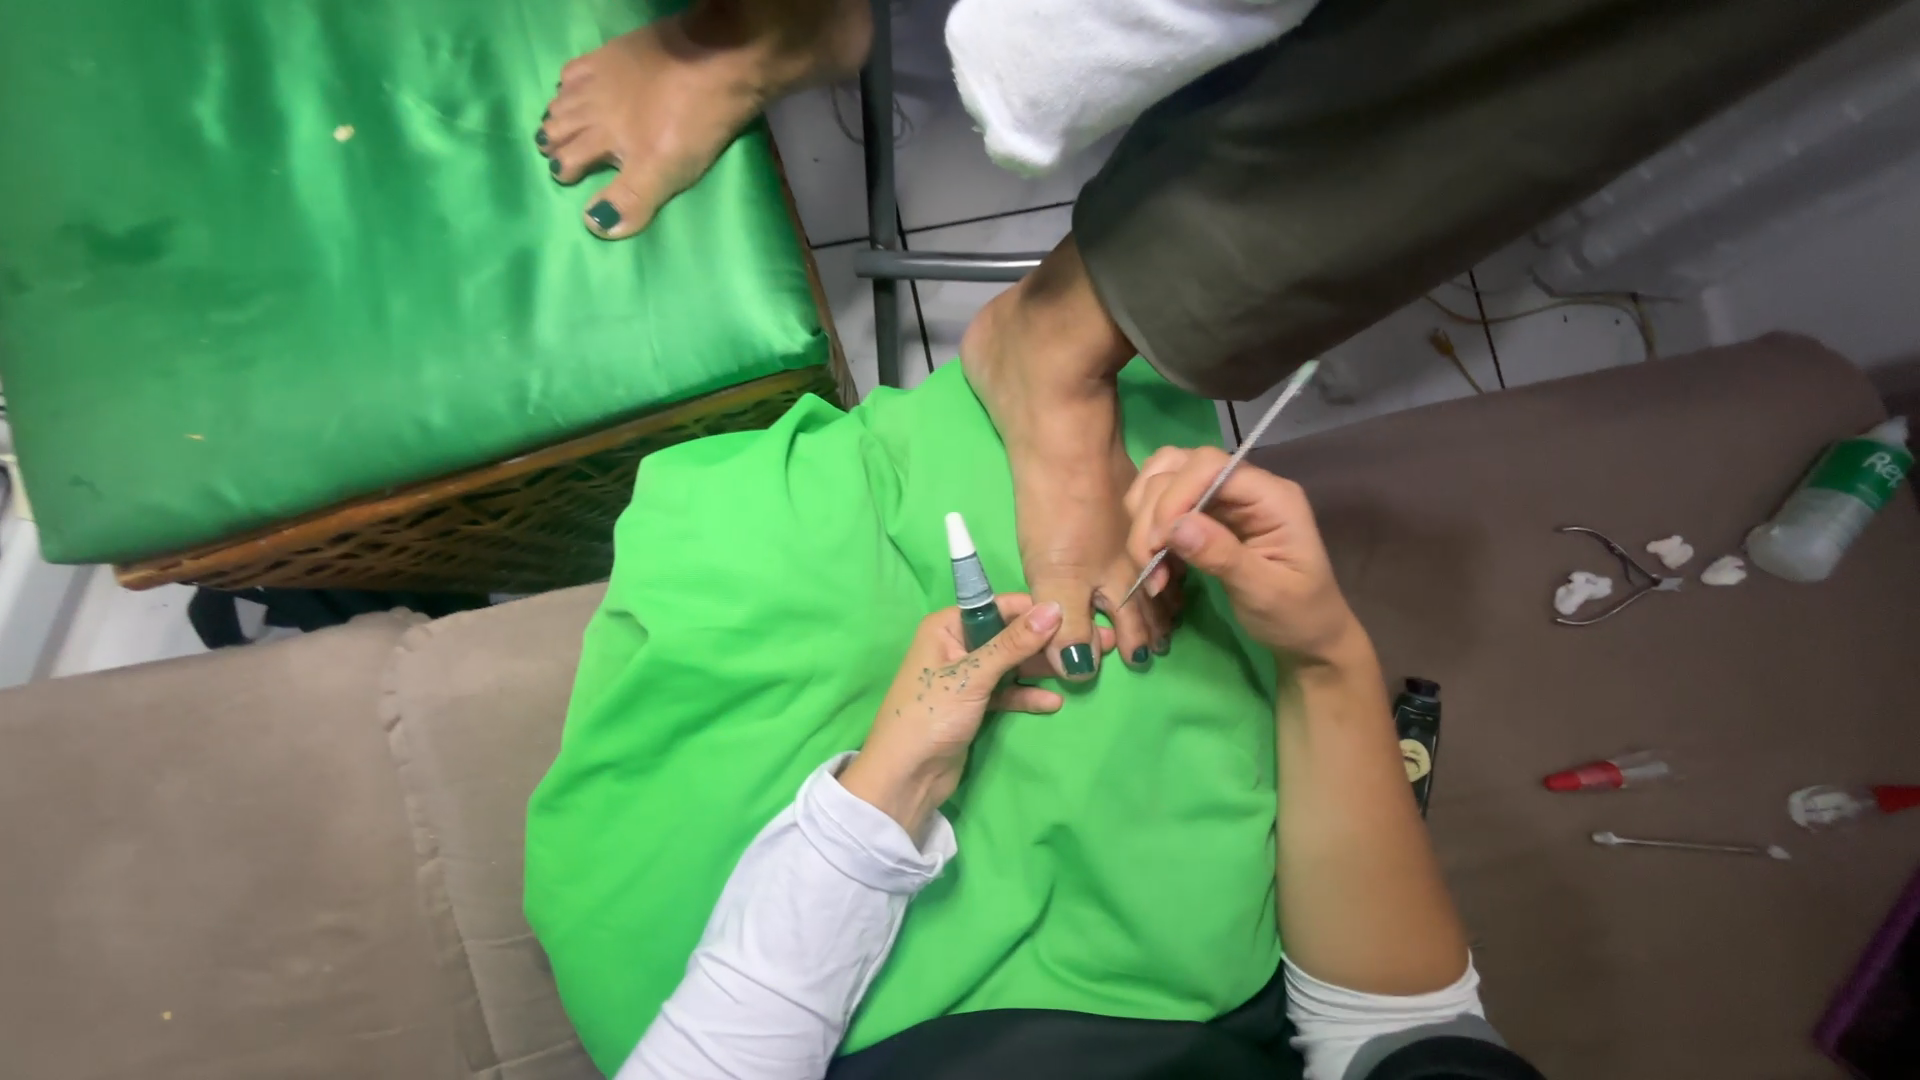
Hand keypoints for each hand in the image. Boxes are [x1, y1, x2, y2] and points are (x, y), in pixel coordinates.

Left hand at [840, 595, 1109, 840]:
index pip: (1000, 607)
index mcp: (947, 626)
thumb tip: (1054, 607)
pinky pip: (1008, 691)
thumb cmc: (930, 716)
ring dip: (1043, 668)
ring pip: (1012, 664)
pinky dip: (1028, 695)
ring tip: (1085, 668)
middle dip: (1048, 640)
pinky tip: (1054, 701)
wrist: (905, 779)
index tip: (1080, 612)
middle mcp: (956, 643)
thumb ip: (1014, 643)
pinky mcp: (974, 704)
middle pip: (1010, 634)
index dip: (1038, 610)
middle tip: (1096, 642)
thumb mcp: (973, 676)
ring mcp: (966, 675)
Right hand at [1124, 446, 1360, 664]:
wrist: (1307, 636)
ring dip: (1144, 522)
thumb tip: (1176, 527)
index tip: (1160, 544)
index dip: (1174, 497)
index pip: (1208, 465)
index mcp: (1271, 496)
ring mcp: (1222, 500)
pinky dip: (1148, 533)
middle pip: (1176, 467)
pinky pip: (1161, 509)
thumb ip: (1223, 556)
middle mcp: (1243, 487)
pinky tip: (1155, 566)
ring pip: (1161, 482)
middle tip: (1150, 565)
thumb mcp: (1266, 593)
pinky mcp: (1205, 517)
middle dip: (1152, 515)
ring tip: (1151, 567)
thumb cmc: (1297, 616)